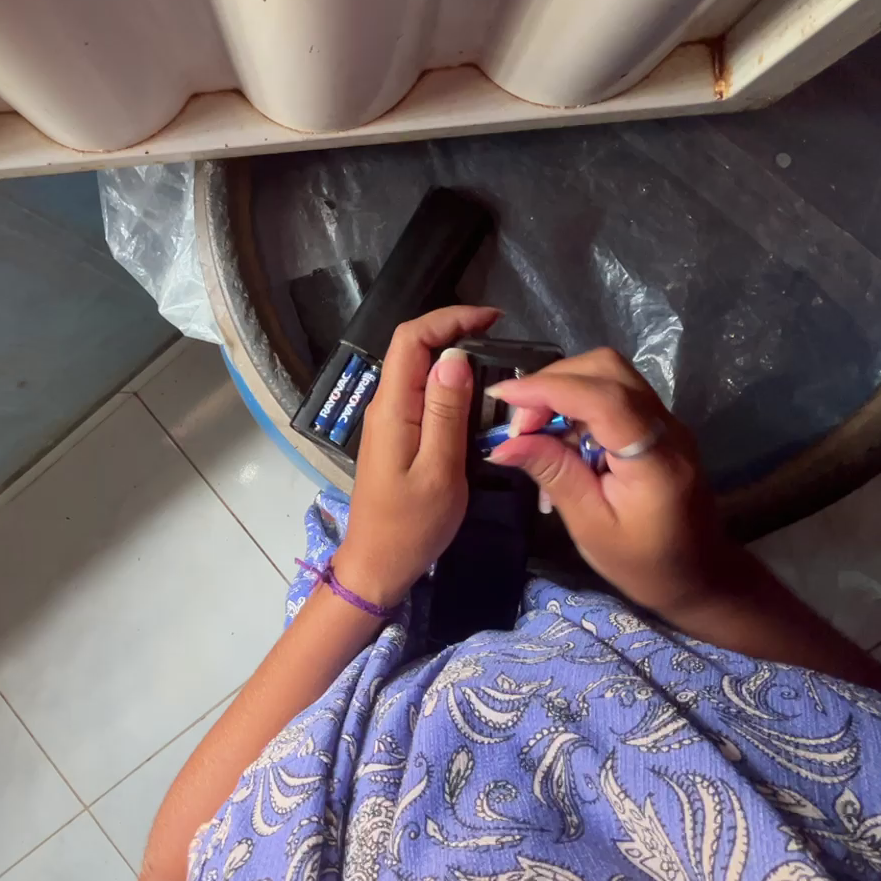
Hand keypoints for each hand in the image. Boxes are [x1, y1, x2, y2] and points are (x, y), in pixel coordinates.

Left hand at [333, 305, 500, 607]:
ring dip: (452, 355)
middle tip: (502, 336)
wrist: (379, 563)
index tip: (493, 318)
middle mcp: (385, 405)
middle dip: (453, 330)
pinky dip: (448, 382)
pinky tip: (475, 393)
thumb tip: (454, 357)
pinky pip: (420, 394)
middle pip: (412, 348)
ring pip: (417, 370)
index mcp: (392, 408)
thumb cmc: (411, 525)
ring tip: (497, 358)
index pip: (410, 340)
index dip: (448, 318)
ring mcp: (388, 420)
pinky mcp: (396, 435)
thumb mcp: (439, 470)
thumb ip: (445, 413)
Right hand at [484, 348, 735, 614]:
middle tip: (521, 423)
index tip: (502, 395)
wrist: (700, 576)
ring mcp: (664, 420)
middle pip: (606, 369)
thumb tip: (502, 444)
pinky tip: (557, 433)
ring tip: (534, 428)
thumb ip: (552, 474)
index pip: (603, 398)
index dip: (547, 388)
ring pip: (607, 373)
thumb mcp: (590, 525)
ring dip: (560, 389)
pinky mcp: (655, 423)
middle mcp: (666, 426)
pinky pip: (610, 392)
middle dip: (552, 382)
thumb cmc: (644, 562)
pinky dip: (573, 400)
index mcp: (654, 458)